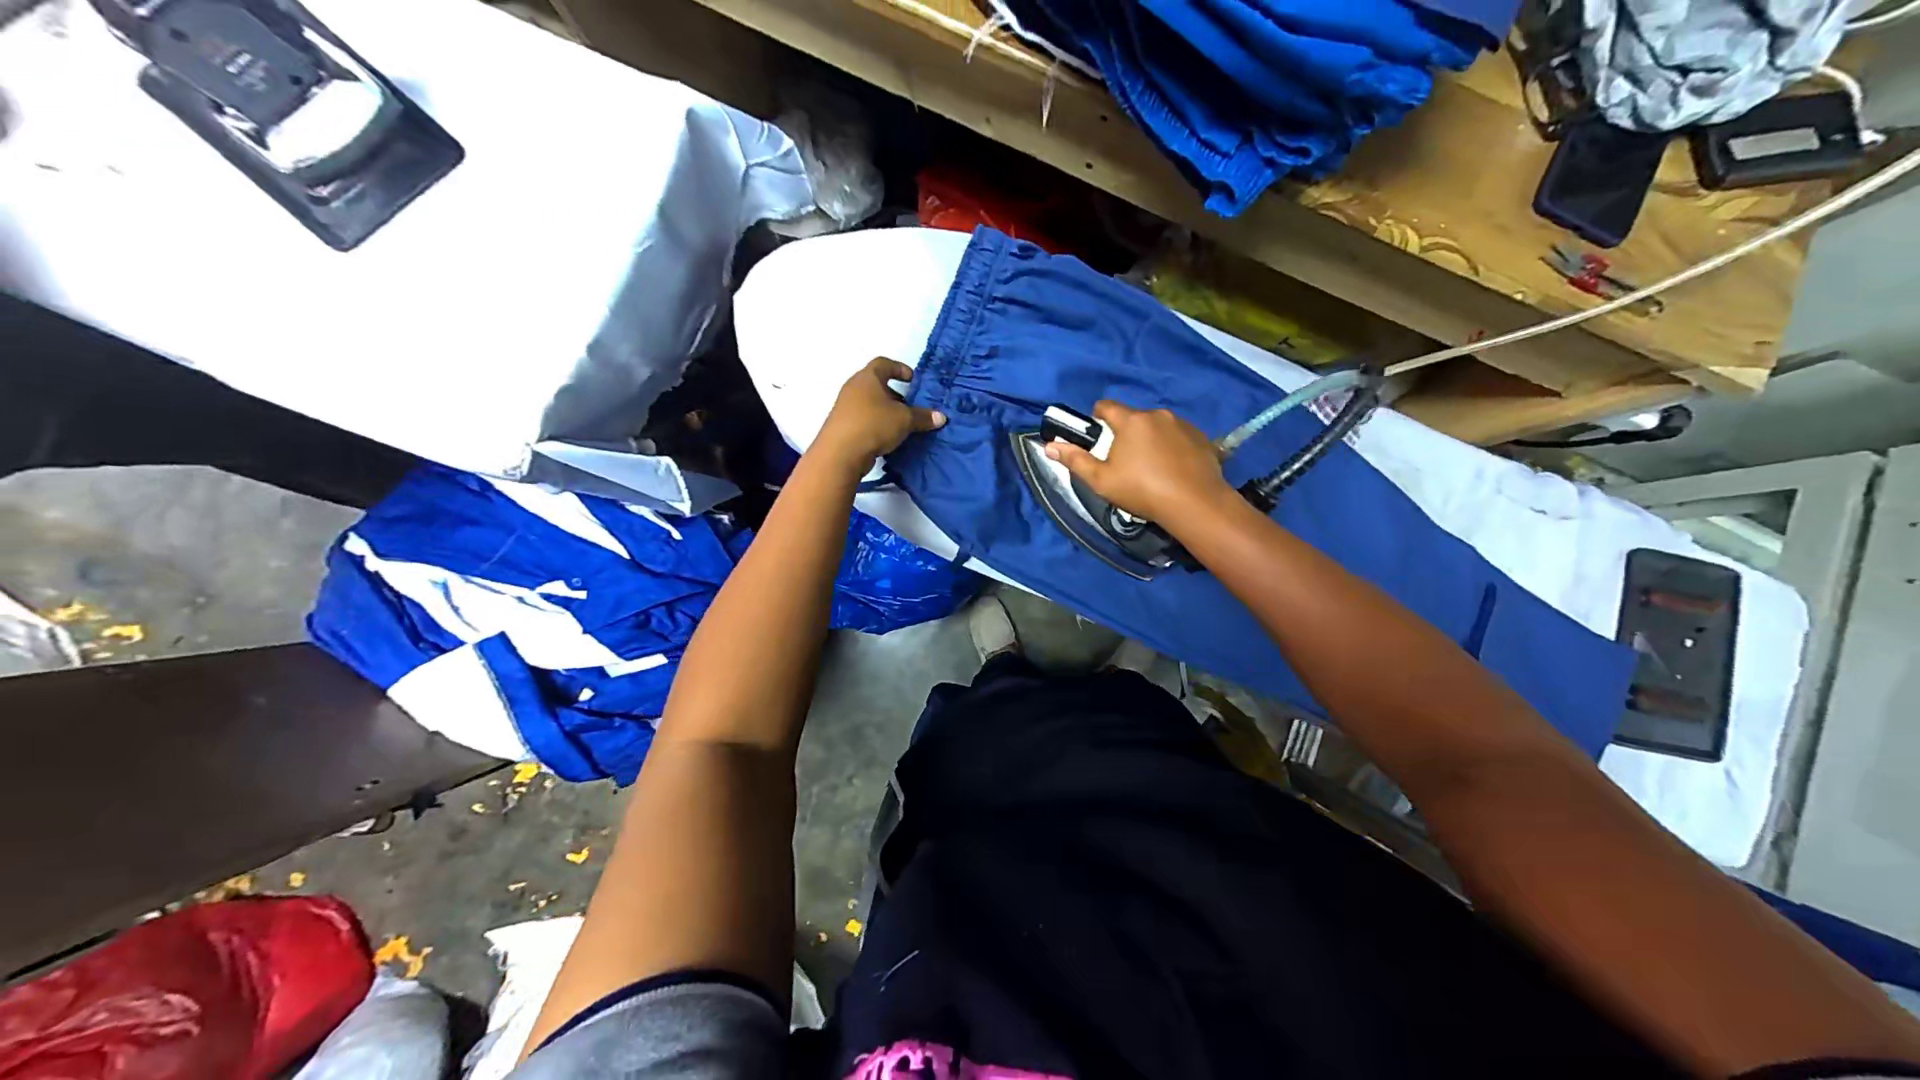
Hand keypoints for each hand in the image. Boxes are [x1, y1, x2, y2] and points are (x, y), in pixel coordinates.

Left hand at [814, 357, 946, 471]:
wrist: (840, 453)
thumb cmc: (874, 424)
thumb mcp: (904, 419)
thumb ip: (923, 417)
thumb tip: (941, 417)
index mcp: (867, 377)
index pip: (884, 364)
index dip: (899, 368)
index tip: (912, 379)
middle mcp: (853, 388)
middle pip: (876, 385)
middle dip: (895, 394)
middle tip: (910, 406)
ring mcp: (845, 407)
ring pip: (870, 404)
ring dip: (886, 411)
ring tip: (902, 424)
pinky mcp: (842, 426)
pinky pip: (864, 419)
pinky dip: (877, 424)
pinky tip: (888, 438)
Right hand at [1045, 401, 1233, 525]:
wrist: (1195, 503)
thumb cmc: (1142, 490)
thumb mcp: (1101, 481)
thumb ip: (1075, 460)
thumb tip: (1050, 446)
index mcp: (1130, 420)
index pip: (1105, 406)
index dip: (1097, 419)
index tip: (1098, 440)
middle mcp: (1157, 414)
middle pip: (1133, 417)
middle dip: (1125, 434)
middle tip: (1124, 462)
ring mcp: (1183, 424)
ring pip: (1157, 426)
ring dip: (1151, 440)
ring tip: (1152, 468)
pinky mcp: (1202, 437)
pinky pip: (1179, 436)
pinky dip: (1173, 447)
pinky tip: (1174, 470)